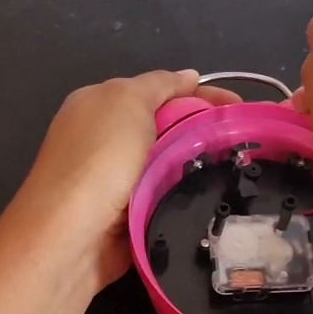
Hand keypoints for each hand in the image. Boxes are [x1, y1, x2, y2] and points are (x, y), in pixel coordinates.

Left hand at [17, 70, 240, 288]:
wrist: (69, 237)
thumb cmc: (98, 160)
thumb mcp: (127, 101)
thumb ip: (159, 84)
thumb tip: (189, 76)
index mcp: (100, 105)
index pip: (161, 91)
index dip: (202, 95)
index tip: (240, 109)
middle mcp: (104, 138)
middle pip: (166, 127)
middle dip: (204, 130)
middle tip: (244, 143)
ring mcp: (115, 179)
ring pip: (169, 164)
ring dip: (199, 166)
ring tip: (239, 170)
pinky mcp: (126, 215)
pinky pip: (164, 197)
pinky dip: (184, 196)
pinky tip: (211, 198)